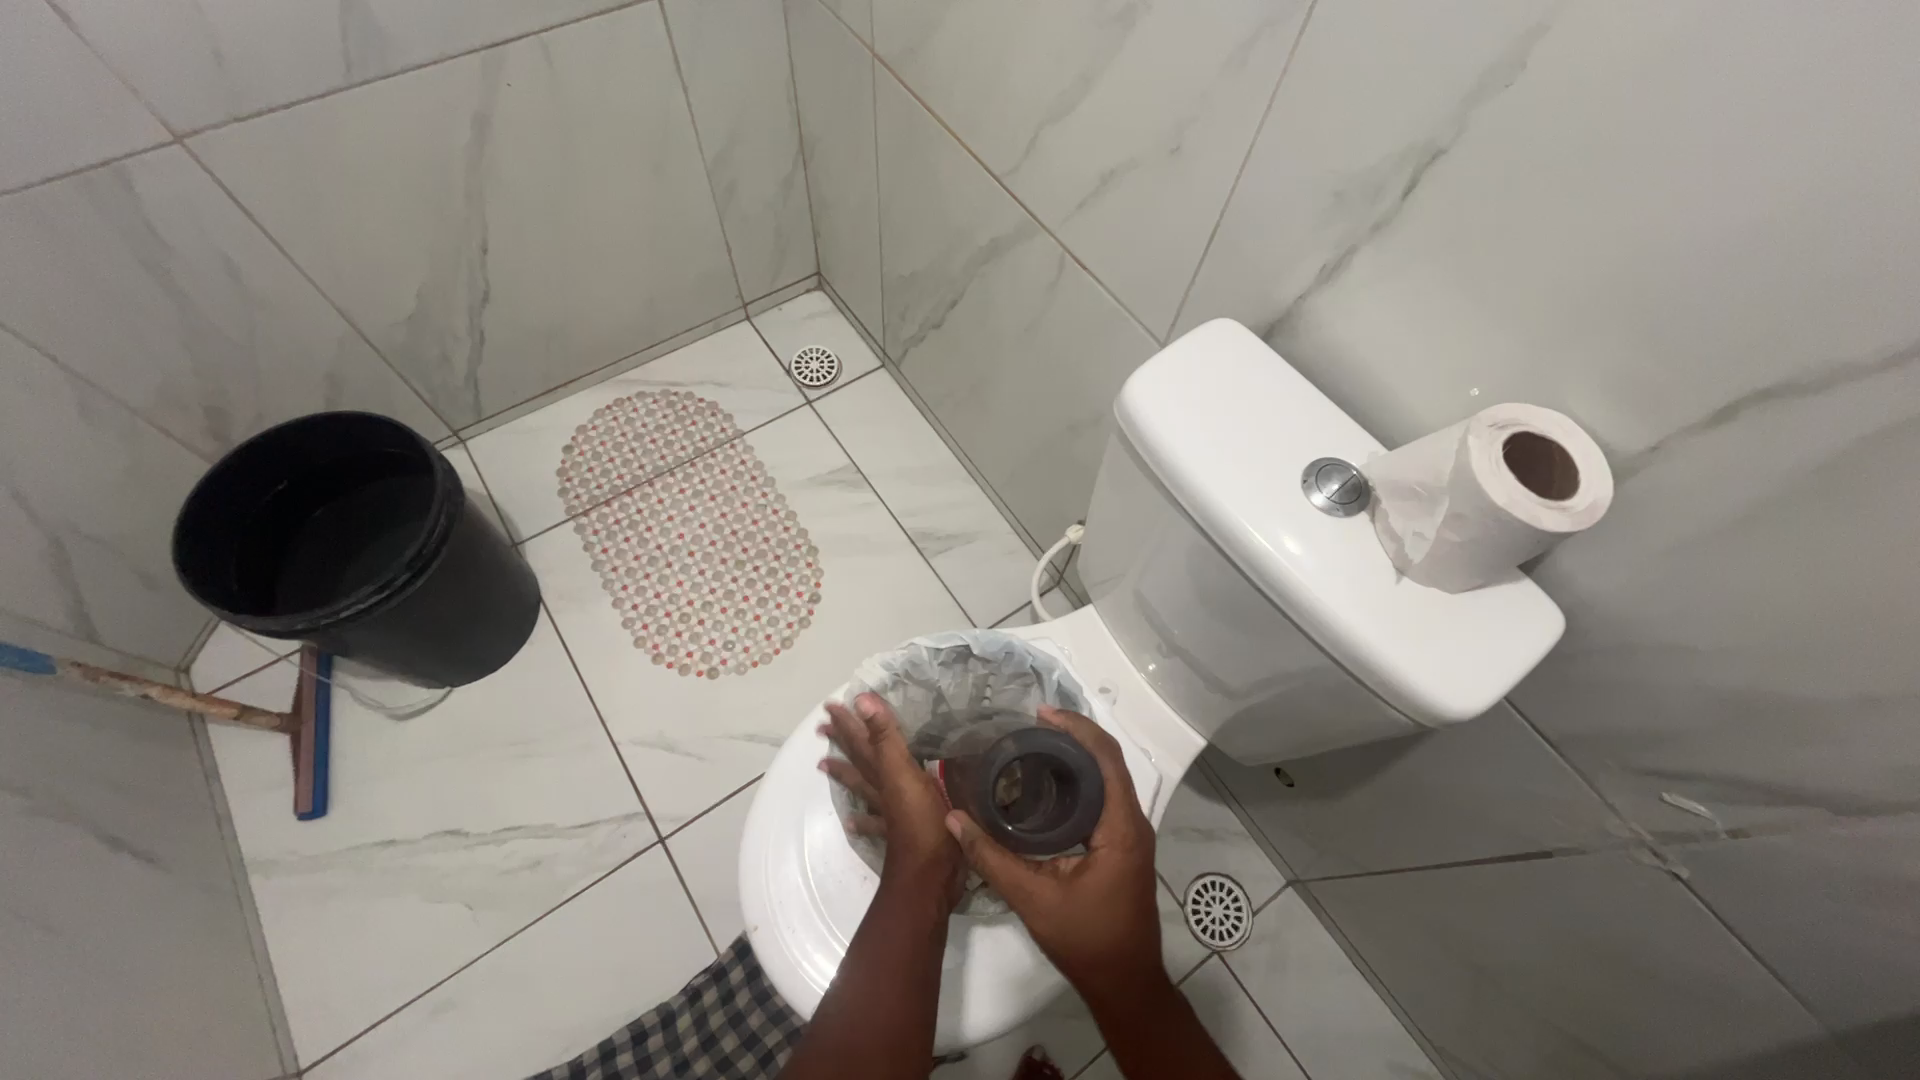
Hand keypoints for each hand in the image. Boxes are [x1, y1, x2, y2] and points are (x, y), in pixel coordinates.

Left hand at [820, 692, 965, 904]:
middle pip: (858, 761)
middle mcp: (882, 789)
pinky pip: (875, 824)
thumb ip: (886, 736)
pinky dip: (862, 821)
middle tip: (821, 728)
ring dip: (845, 775)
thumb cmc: (921, 818)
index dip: (849, 722)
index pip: (863, 741)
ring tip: (824, 766)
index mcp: (885, 771)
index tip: (830, 706)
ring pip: (862, 788)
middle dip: (842, 742)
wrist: (930, 871)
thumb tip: (861, 700)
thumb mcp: (904, 771)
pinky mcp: (899, 834)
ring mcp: (889, 813)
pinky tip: (850, 823)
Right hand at [944, 706, 1163, 996]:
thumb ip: (991, 857)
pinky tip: (1045, 783)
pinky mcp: (1121, 845)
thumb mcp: (1033, 899)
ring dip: (1076, 757)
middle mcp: (1132, 822)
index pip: (1106, 758)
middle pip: (1108, 761)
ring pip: (1107, 779)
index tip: (1041, 713)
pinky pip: (1102, 798)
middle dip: (1072, 736)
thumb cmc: (1086, 941)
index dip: (1077, 729)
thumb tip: (953, 818)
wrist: (1125, 984)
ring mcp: (1130, 834)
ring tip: (1033, 744)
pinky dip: (1078, 781)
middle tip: (1029, 725)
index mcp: (1121, 827)